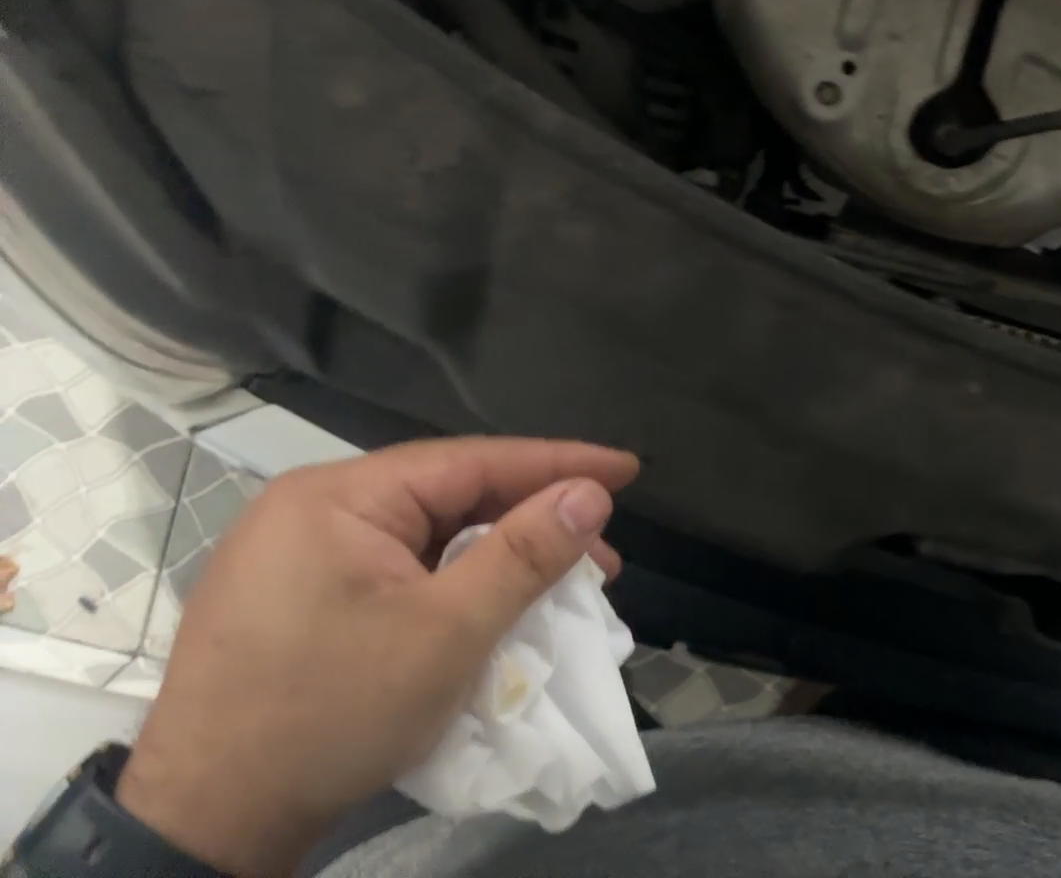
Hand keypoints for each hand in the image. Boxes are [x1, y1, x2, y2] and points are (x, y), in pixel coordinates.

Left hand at [115, 437, 640, 875]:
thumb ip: (527, 553)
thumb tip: (593, 493)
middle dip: (536, 518)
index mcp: (339, 498)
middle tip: (603, 549)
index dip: (561, 463)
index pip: (475, 461)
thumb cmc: (330, 715)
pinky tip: (501, 600)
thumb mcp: (449, 631)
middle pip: (454, 494)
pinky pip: (408, 566)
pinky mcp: (306, 596)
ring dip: (504, 554)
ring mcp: (304, 554)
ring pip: (434, 533)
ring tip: (566, 581)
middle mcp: (316, 510)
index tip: (627, 468)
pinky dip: (464, 579)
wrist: (205, 829)